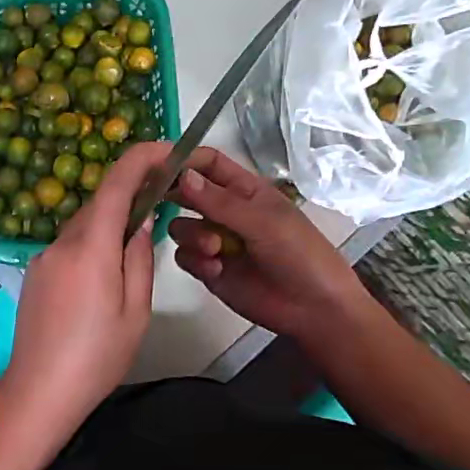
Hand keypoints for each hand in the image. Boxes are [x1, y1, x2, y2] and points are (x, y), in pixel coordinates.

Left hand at [1, 141, 167, 416]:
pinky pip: (69, 244)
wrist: (39, 389)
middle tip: (162, 199)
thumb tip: (140, 220)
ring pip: (83, 224)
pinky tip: (105, 269)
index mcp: (90, 248)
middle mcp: (61, 243)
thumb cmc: (97, 356)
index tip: (166, 150)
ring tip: (138, 240)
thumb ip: (138, 258)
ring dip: (111, 221)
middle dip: (130, 194)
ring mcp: (43, 257)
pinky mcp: (35, 273)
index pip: (115, 185)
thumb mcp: (135, 310)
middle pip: (98, 203)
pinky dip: (92, 241)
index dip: (140, 159)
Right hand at [168, 147, 370, 338]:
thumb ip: (219, 201)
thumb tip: (182, 175)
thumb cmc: (300, 254)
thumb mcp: (263, 221)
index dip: (185, 160)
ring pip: (180, 227)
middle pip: (185, 193)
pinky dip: (196, 261)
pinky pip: (184, 256)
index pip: (208, 164)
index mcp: (244, 190)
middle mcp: (224, 211)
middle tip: (158, 202)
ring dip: (193, 237)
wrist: (313, 309)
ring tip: (214, 250)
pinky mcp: (207, 268)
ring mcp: (214, 240)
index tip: (156, 165)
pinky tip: (216, 270)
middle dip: (174, 198)